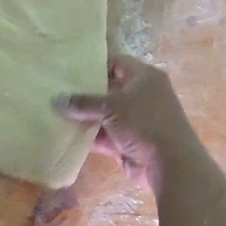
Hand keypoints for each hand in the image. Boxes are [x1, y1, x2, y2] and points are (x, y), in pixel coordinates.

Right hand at [56, 56, 186, 190]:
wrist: (168, 162)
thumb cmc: (144, 122)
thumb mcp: (111, 106)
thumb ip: (83, 103)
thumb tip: (57, 100)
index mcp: (145, 77)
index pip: (117, 63)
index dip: (95, 65)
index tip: (70, 70)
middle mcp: (141, 96)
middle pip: (109, 90)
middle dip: (85, 94)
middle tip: (58, 92)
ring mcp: (135, 120)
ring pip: (105, 115)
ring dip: (85, 117)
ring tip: (57, 113)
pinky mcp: (128, 141)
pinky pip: (105, 136)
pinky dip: (89, 137)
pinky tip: (67, 136)